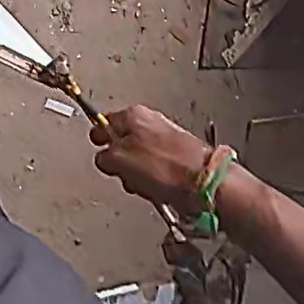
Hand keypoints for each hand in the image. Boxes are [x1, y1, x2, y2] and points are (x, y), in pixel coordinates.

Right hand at [91, 106, 213, 215]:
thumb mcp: (118, 160)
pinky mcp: (179, 157)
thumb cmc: (166, 167)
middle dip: (121, 163)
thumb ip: (103, 157)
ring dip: (138, 176)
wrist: (205, 183)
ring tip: (146, 185)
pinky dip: (155, 181)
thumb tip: (103, 159)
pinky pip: (156, 170)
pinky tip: (160, 189)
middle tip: (126, 174)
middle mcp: (151, 122)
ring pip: (139, 160)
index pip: (104, 122)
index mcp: (133, 115)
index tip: (98, 148)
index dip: (99, 138)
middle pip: (122, 143)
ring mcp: (166, 140)